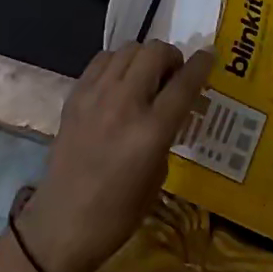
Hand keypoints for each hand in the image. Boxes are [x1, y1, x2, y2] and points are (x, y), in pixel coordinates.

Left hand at [15, 43, 213, 271]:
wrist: (64, 222)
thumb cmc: (119, 211)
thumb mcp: (158, 175)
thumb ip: (166, 132)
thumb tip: (169, 107)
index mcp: (151, 130)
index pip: (184, 83)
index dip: (201, 65)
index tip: (209, 55)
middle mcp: (124, 103)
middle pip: (154, 52)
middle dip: (171, 56)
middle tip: (173, 74)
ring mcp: (96, 94)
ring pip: (128, 49)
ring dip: (144, 57)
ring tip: (145, 76)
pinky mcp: (75, 94)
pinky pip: (102, 59)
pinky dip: (117, 63)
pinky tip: (118, 81)